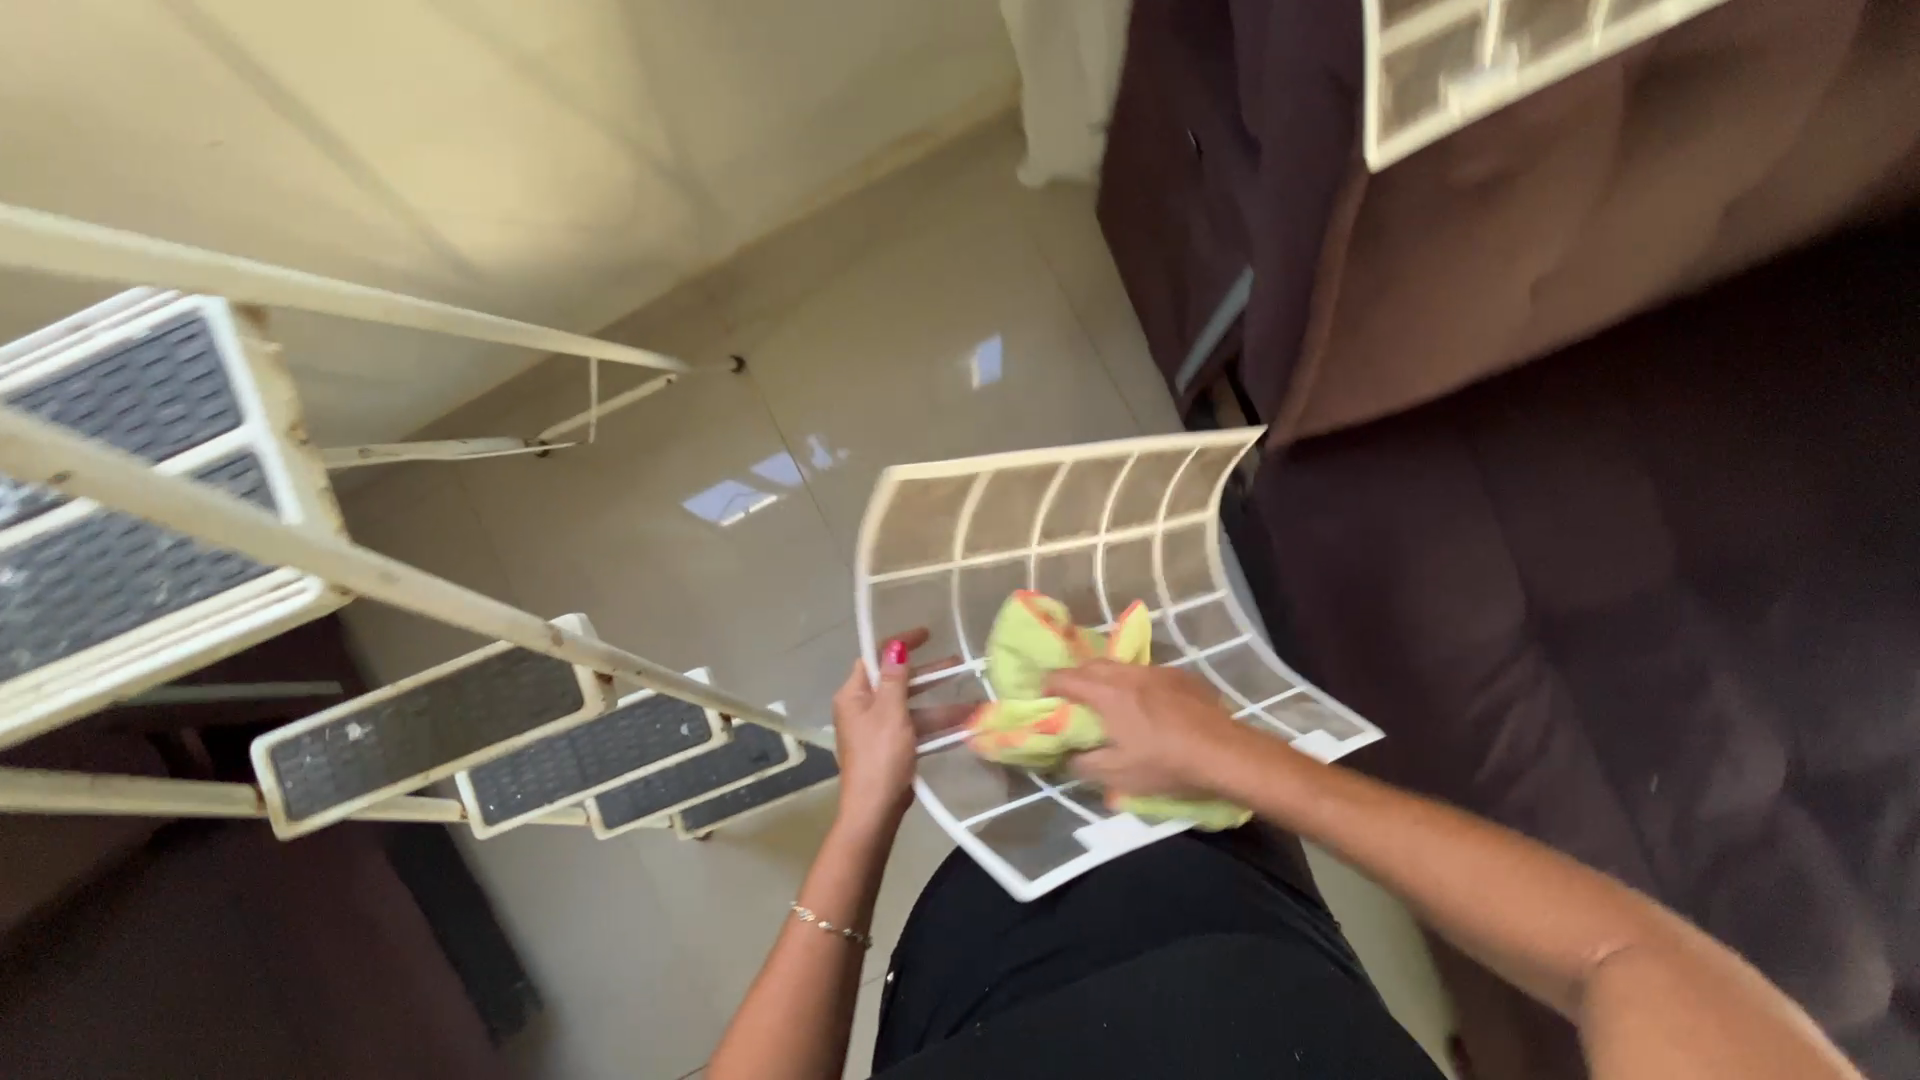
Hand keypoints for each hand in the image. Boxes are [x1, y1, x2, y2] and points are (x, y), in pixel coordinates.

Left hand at [830, 629, 969, 825]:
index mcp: (854, 695)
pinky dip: (937, 726)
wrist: (875, 809)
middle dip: (930, 675)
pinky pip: (916, 729)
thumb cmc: (880, 755)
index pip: (876, 658)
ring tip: (973, 700)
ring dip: (941, 705)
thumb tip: (894, 646)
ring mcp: (878, 730)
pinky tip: (965, 725)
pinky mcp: (892, 749)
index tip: (927, 635)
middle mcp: (863, 708)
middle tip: (959, 664)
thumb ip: (894, 677)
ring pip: (912, 708)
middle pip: (898, 682)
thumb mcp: (890, 711)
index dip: (901, 644)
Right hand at [1044, 660, 1256, 800]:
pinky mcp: (1182, 676)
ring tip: (1110, 701)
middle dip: (1076, 678)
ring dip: (1108, 679)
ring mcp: (1158, 671)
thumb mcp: (1117, 775)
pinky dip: (1138, 684)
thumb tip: (1067, 755)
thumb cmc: (1165, 764)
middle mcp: (1128, 673)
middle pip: (1091, 665)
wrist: (1224, 753)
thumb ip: (1083, 763)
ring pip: (1121, 666)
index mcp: (1106, 693)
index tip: (1044, 698)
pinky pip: (1149, 674)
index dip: (1048, 686)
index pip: (1064, 678)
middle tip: (1073, 700)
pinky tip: (1149, 706)